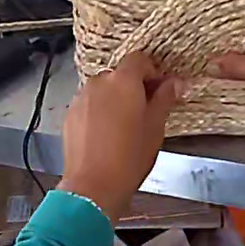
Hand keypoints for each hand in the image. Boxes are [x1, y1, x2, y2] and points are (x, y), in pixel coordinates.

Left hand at [59, 50, 182, 220]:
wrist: (94, 185)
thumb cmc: (129, 157)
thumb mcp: (155, 127)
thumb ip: (164, 99)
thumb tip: (174, 83)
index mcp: (123, 81)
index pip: (139, 59)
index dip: (152, 72)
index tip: (160, 89)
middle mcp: (99, 83)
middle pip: (119, 75)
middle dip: (133, 88)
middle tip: (145, 112)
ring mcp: (81, 98)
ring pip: (103, 91)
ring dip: (115, 101)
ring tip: (124, 128)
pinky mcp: (70, 115)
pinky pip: (89, 106)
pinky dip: (99, 113)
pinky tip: (107, 136)